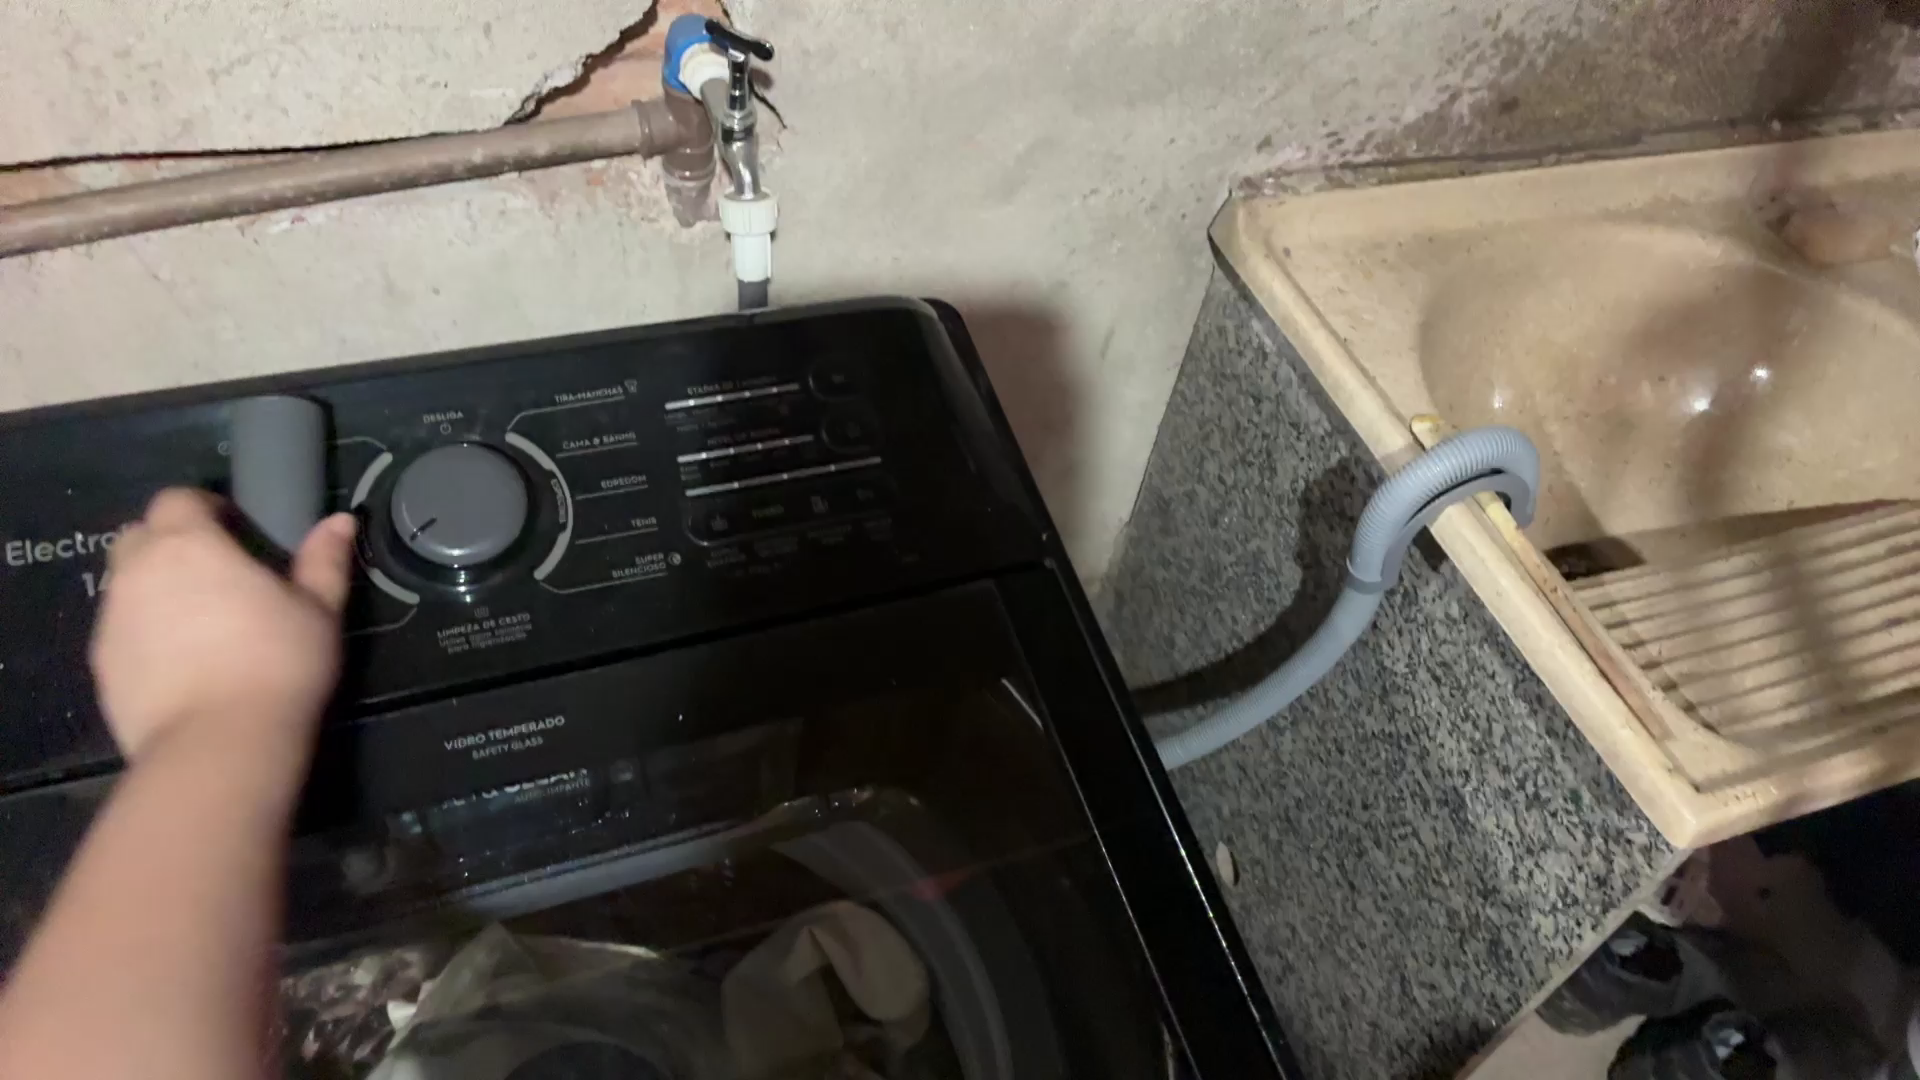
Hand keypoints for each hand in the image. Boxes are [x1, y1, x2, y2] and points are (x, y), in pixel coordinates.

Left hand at [89, 489, 357, 761]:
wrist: (220, 736)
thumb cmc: (282, 657)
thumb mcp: (321, 606)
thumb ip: (325, 559)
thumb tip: (340, 519)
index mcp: (191, 547)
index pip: (177, 500)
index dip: (207, 506)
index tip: (241, 527)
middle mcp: (138, 573)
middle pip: (140, 535)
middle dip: (175, 540)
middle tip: (225, 567)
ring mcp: (112, 617)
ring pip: (129, 581)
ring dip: (163, 584)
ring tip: (212, 615)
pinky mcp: (103, 659)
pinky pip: (124, 624)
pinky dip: (151, 626)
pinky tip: (193, 655)